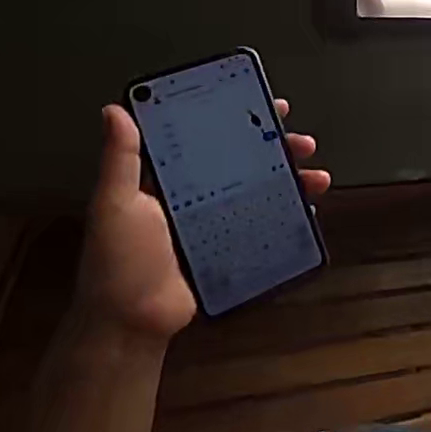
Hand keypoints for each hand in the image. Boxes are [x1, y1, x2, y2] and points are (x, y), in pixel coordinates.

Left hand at [77, 99, 329, 340]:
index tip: (265, 105)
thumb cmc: (118, 264)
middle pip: (246, 160)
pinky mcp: (231, 246)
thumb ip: (121, 159)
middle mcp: (198, 193)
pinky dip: (289, 212)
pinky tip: (307, 208)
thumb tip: (115, 110)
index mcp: (171, 178)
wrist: (132, 326)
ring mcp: (218, 221)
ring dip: (292, 179)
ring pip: (263, 189)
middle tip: (301, 142)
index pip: (210, 136)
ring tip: (315, 176)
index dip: (238, 118)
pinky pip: (266, 222)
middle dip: (278, 147)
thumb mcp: (115, 205)